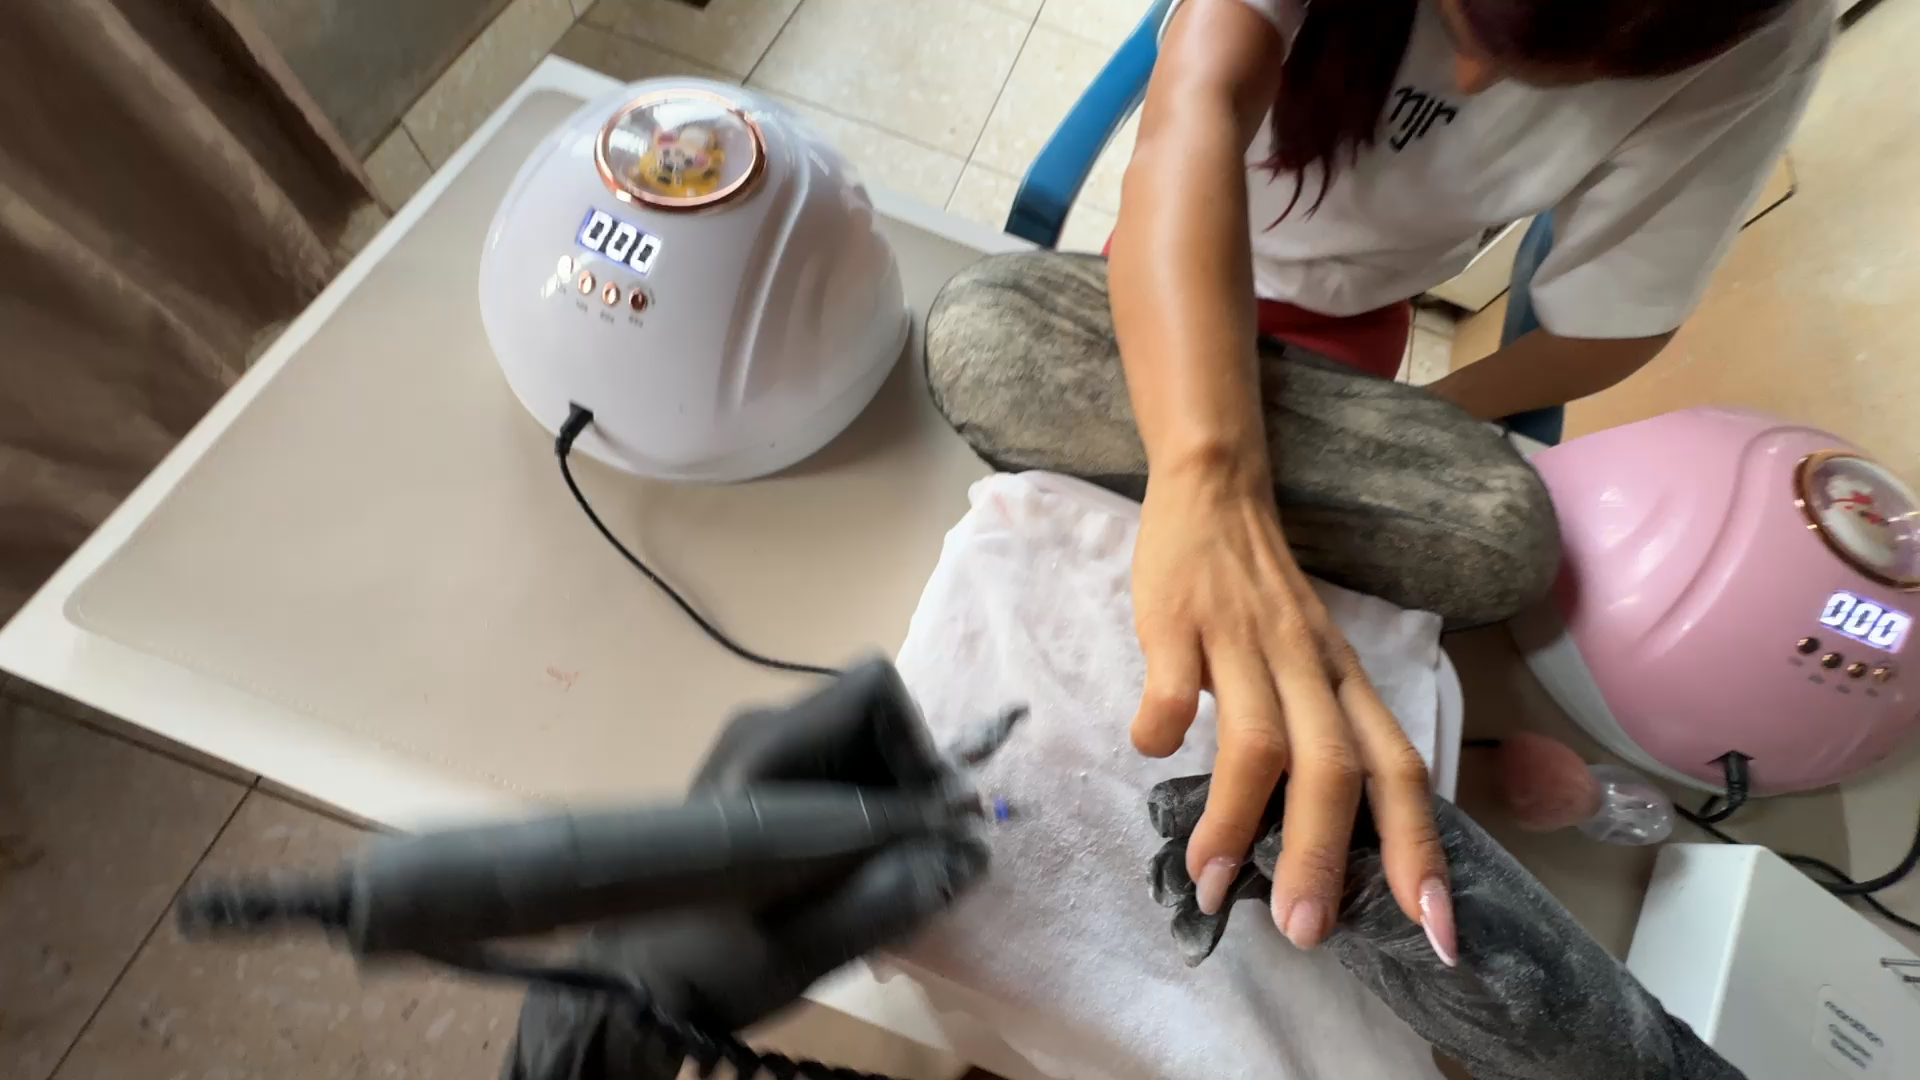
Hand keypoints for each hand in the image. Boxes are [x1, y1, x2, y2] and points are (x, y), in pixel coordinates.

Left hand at [505, 660, 990, 1079]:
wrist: (642, 979)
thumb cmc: (718, 962)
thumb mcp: (815, 940)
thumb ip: (900, 889)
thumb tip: (976, 847)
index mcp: (766, 751)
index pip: (874, 690)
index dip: (917, 743)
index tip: (926, 816)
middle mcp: (764, 726)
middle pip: (874, 711)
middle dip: (909, 771)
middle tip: (913, 843)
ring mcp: (761, 741)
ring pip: (864, 734)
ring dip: (892, 788)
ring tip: (882, 856)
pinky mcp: (765, 764)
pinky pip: (842, 755)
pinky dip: (869, 795)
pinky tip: (854, 852)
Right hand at [1128, 463, 1452, 959]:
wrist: (1215, 490)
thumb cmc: (1256, 578)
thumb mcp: (1304, 645)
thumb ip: (1309, 713)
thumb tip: (1289, 810)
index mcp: (1339, 671)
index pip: (1395, 764)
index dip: (1419, 848)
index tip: (1432, 931)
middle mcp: (1303, 660)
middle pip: (1332, 765)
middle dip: (1321, 856)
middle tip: (1302, 932)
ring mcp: (1239, 638)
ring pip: (1257, 740)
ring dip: (1235, 819)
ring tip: (1208, 878)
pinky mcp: (1179, 618)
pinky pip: (1174, 687)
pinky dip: (1161, 729)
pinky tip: (1149, 747)